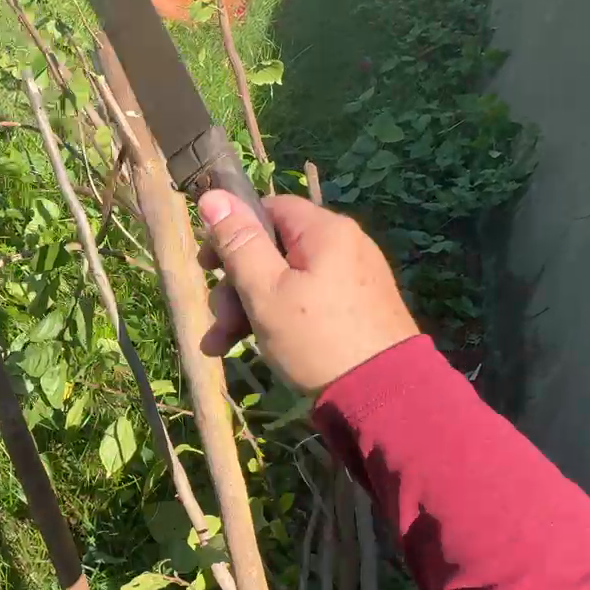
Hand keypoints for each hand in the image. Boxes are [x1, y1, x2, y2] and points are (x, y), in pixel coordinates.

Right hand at [197, 189, 419, 393]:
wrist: (382, 393)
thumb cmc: (315, 338)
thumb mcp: (265, 290)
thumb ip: (238, 243)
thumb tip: (213, 195)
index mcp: (324, 231)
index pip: (268, 208)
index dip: (232, 233)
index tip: (208, 267)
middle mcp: (342, 245)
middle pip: (272, 250)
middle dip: (235, 285)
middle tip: (218, 321)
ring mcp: (351, 277)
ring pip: (284, 279)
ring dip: (248, 307)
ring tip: (222, 344)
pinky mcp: (354, 306)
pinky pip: (304, 299)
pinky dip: (275, 317)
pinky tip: (249, 345)